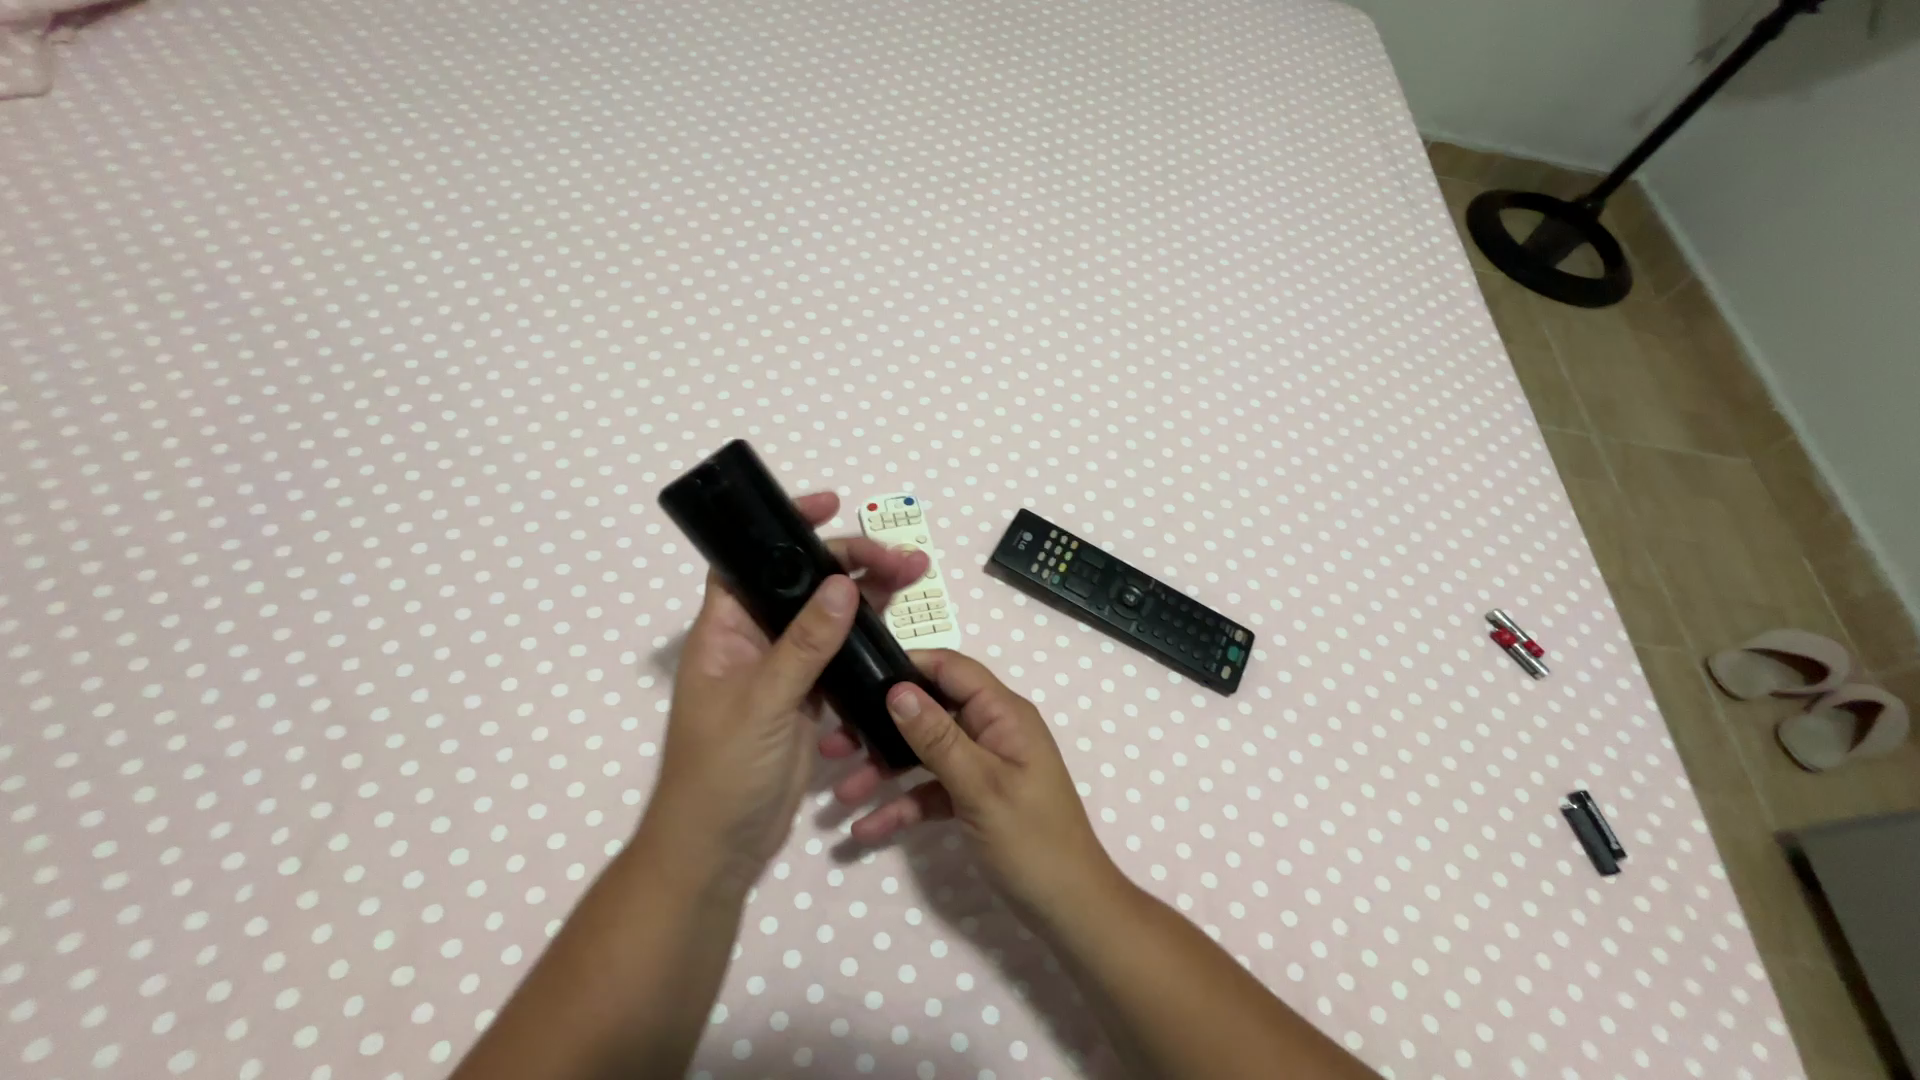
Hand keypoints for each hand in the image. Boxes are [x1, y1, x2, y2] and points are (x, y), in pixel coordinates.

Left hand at [644, 492, 929, 883]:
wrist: (719, 847)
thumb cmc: (720, 772)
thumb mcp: (762, 703)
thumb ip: (804, 645)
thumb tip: (842, 585)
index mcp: (725, 631)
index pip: (752, 562)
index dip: (786, 529)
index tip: (830, 506)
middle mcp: (754, 642)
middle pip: (802, 585)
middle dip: (849, 563)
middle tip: (901, 558)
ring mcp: (783, 671)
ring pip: (827, 618)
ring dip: (867, 597)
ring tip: (913, 576)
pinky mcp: (807, 700)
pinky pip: (839, 656)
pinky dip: (866, 638)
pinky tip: (895, 626)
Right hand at [829, 650, 1118, 912]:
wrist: (1068, 909)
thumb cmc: (1032, 840)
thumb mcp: (980, 786)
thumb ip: (937, 738)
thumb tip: (897, 689)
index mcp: (1003, 715)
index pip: (951, 669)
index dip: (908, 667)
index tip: (858, 678)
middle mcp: (991, 731)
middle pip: (929, 712)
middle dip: (881, 727)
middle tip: (834, 744)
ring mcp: (982, 766)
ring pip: (923, 754)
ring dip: (884, 771)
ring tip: (840, 794)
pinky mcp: (973, 799)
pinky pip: (929, 792)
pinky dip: (901, 806)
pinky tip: (866, 830)